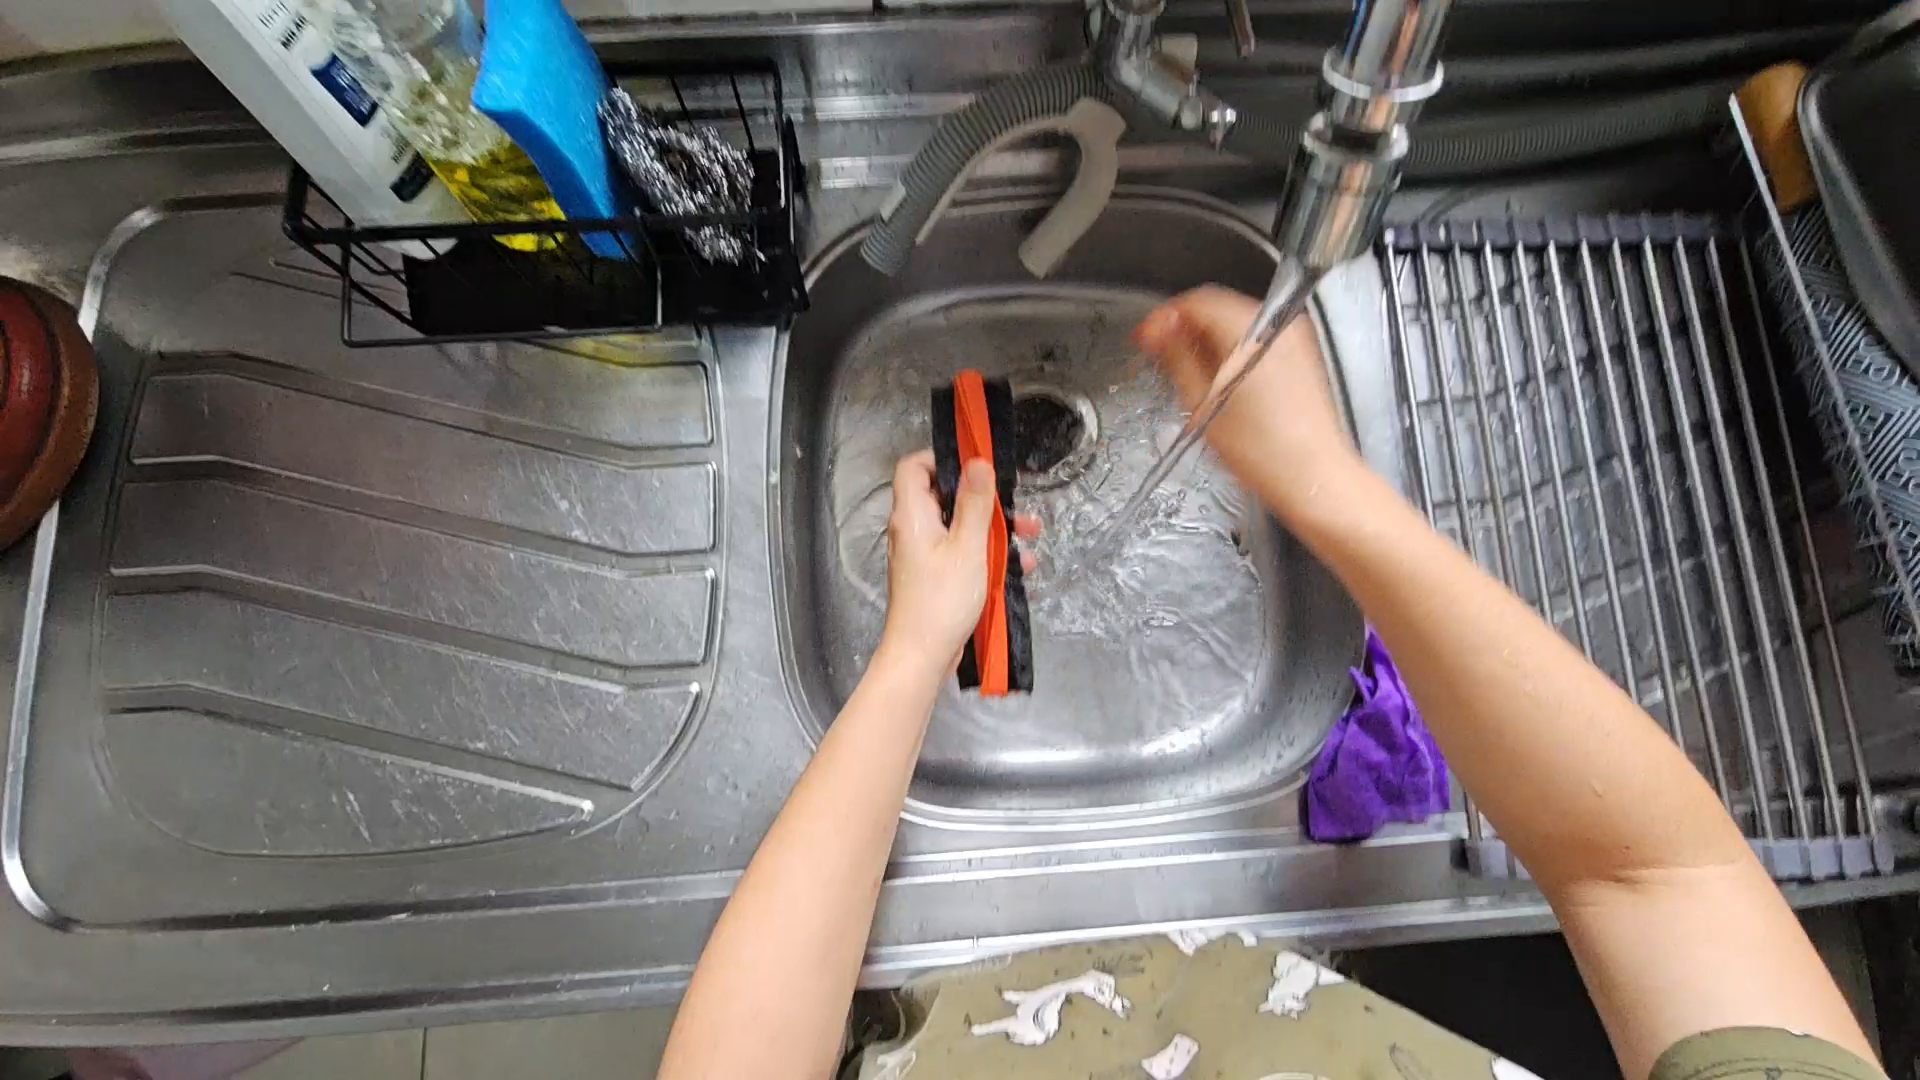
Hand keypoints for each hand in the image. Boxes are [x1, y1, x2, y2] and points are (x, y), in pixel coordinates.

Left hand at [878, 451, 1038, 678]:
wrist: (921, 656)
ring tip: (1031, 538)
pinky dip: (988, 556)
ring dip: (995, 530)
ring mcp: (923, 555)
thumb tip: (978, 461)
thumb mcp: (968, 547)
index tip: (977, 466)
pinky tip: (1022, 567)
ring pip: (960, 528)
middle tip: (1018, 507)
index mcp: (912, 515)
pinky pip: (962, 554)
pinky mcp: (935, 577)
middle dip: (985, 500)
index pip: (913, 467)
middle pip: (945, 497)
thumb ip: (975, 503)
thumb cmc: (943, 598)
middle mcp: (913, 530)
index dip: (942, 459)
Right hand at [1134, 286, 1364, 518]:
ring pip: (1234, 321)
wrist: (1311, 475)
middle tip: (1156, 352)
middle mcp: (1277, 325)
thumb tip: (1159, 332)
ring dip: (1204, 337)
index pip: (1197, 302)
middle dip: (1182, 326)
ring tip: (1182, 369)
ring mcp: (1292, 337)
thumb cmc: (1262, 449)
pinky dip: (1228, 347)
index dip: (1163, 317)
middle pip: (1217, 306)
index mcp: (1251, 331)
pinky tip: (1214, 376)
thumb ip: (1177, 358)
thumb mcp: (1203, 402)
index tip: (1144, 338)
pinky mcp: (1298, 354)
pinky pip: (1254, 337)